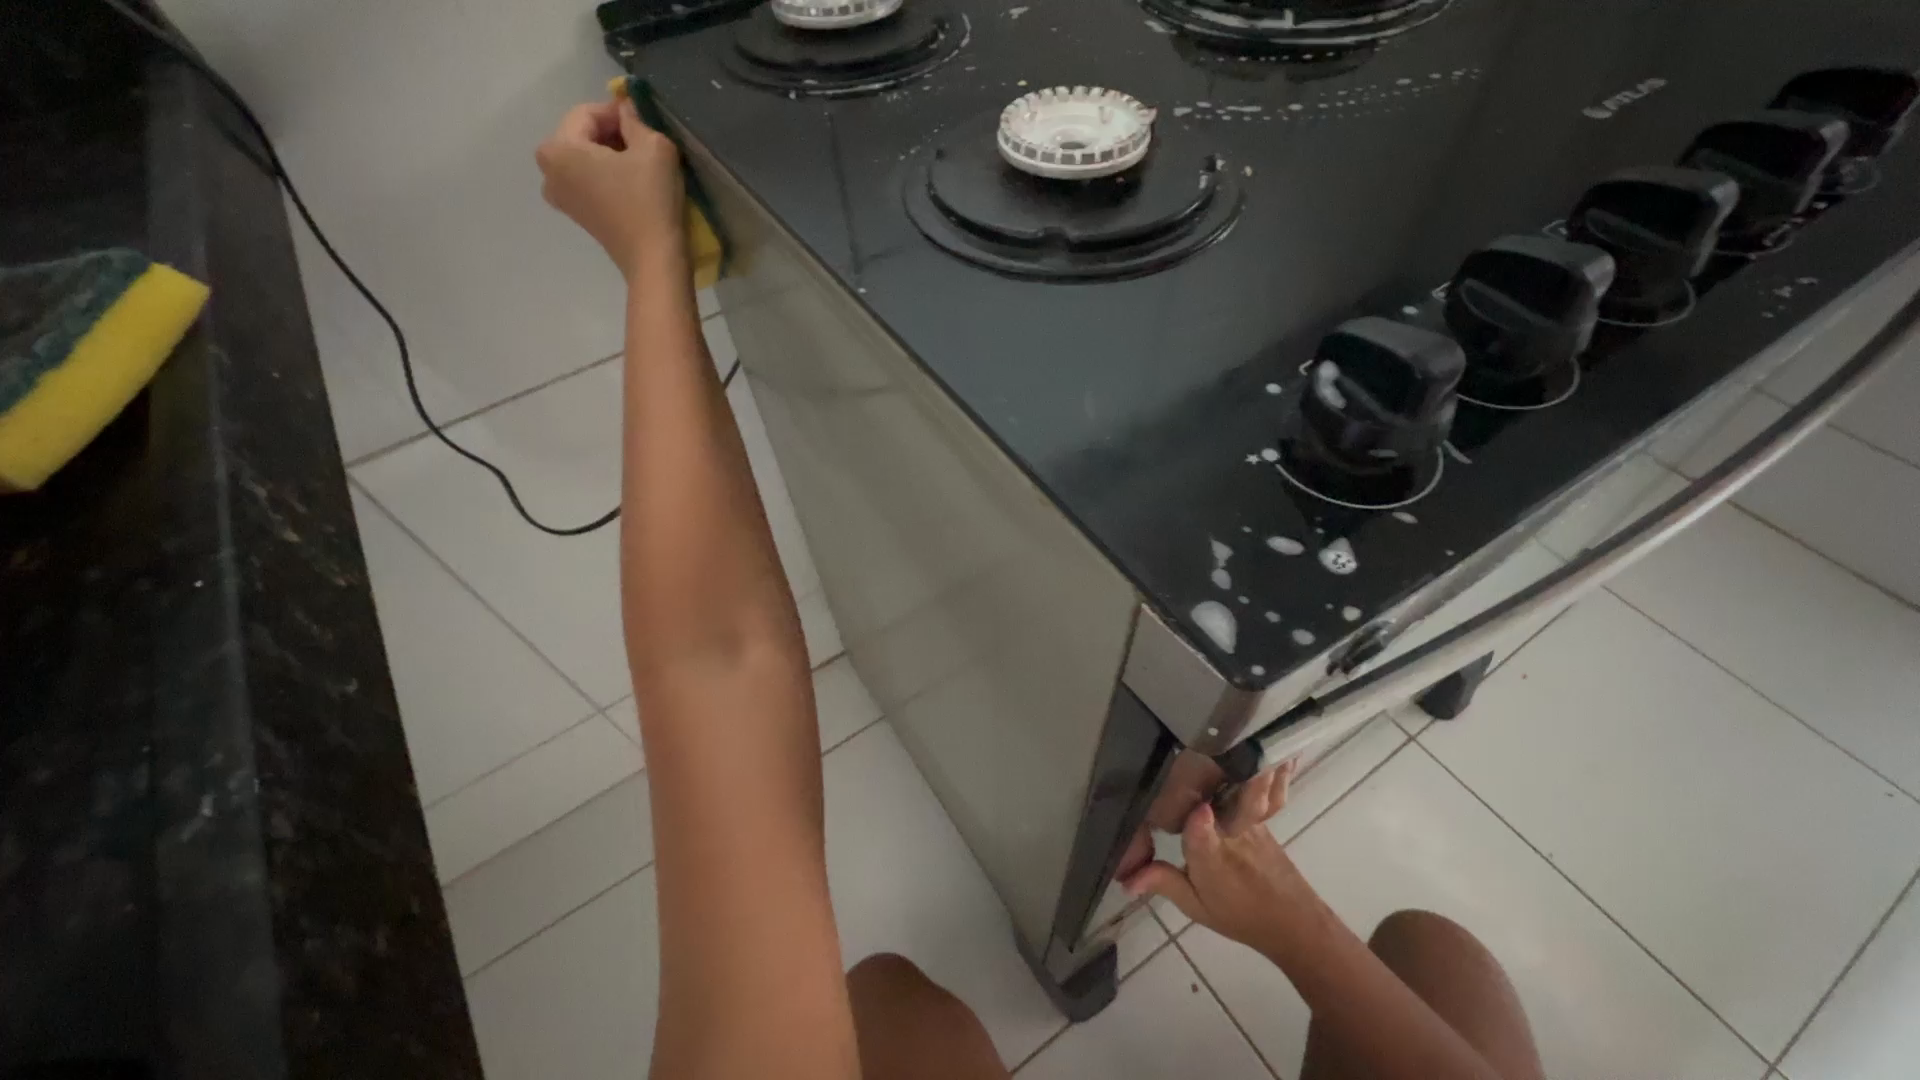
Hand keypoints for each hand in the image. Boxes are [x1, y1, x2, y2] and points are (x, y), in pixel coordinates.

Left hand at [535, 99, 685, 280]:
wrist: (654, 259)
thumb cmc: (650, 199)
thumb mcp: (653, 146)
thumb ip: (636, 120)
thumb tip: (627, 111)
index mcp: (557, 148)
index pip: (587, 113)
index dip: (618, 112)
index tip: (645, 122)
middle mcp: (548, 171)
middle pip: (581, 137)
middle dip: (611, 135)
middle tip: (644, 144)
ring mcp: (560, 197)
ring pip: (584, 161)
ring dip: (610, 157)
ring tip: (640, 166)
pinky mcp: (577, 216)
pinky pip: (588, 183)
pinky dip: (606, 178)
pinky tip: (632, 187)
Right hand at [1122, 763, 1310, 955]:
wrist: (1293, 922)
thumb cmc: (1240, 915)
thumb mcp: (1196, 906)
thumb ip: (1162, 882)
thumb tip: (1125, 879)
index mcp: (1211, 860)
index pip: (1202, 841)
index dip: (1199, 826)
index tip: (1196, 810)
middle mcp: (1232, 836)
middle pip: (1231, 806)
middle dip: (1232, 784)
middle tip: (1215, 754)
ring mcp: (1252, 823)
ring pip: (1253, 794)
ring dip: (1259, 774)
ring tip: (1254, 742)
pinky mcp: (1265, 818)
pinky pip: (1269, 795)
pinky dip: (1276, 777)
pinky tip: (1282, 757)